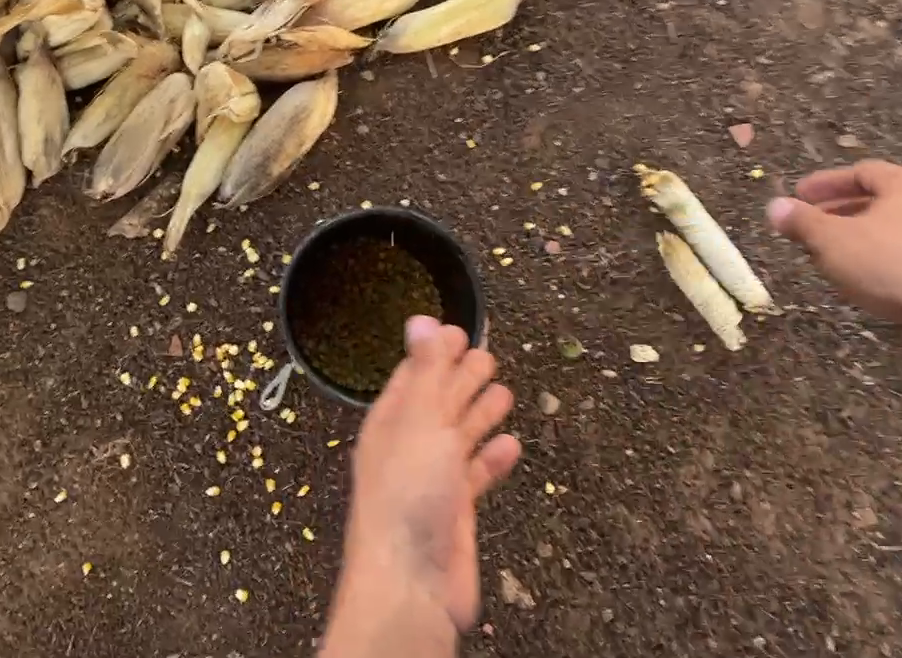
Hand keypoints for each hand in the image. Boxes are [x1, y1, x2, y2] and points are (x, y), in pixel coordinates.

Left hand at [339, 317, 520, 631]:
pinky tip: (511, 445)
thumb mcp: (418, 421)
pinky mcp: (455, 510)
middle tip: (487, 351)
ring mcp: (432, 478)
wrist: (410, 582)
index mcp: (390, 419)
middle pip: (439, 401)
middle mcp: (409, 444)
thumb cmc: (407, 494)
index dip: (435, 352)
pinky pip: (475, 475)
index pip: (414, 375)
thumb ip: (426, 371)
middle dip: (460, 376)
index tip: (457, 329)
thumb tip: (419, 318)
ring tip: (502, 389)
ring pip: (459, 435)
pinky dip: (491, 459)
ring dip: (478, 412)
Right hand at [766, 161, 901, 331]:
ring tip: (837, 255)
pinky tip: (872, 279)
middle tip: (812, 226)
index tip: (798, 197)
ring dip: (865, 236)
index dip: (825, 183)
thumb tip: (775, 206)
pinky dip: (891, 257)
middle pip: (884, 199)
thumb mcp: (830, 240)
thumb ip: (800, 220)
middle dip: (842, 211)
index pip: (862, 171)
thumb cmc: (890, 265)